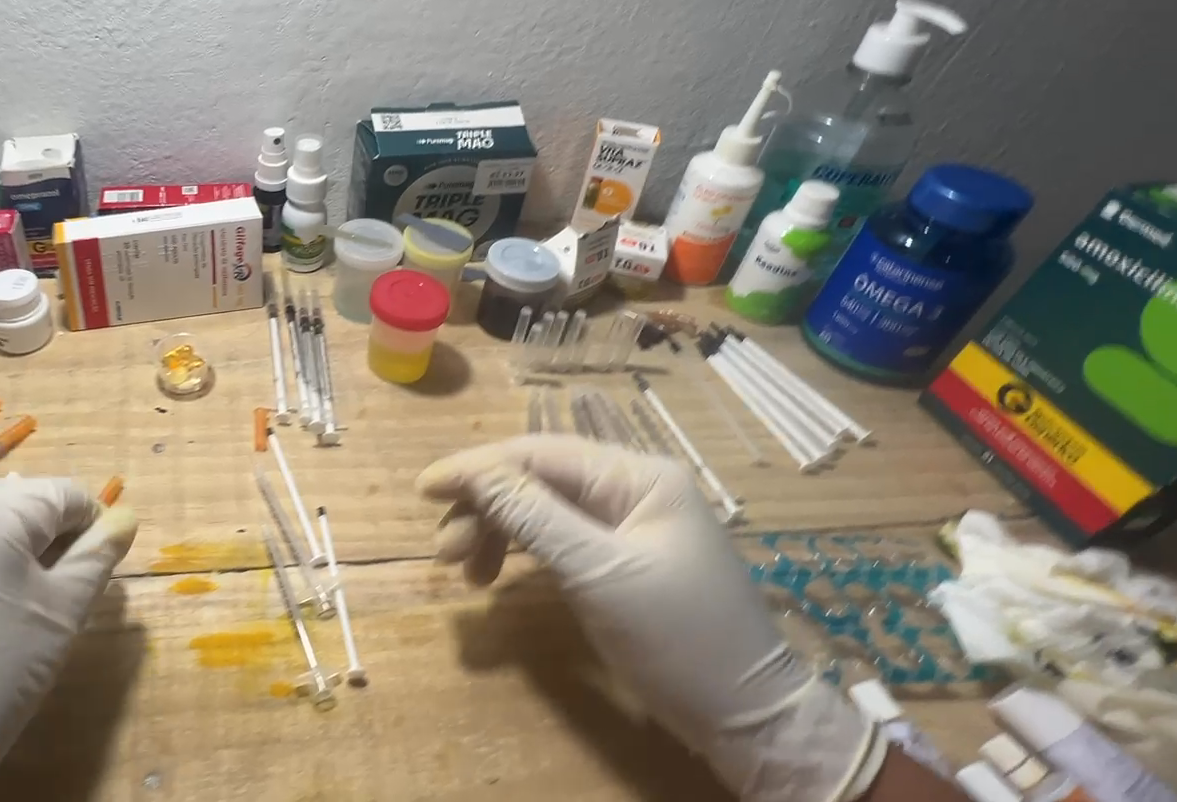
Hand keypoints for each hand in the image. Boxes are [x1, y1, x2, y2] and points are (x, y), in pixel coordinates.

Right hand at [418, 435, 881, 801]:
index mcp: (637, 475)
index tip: (424, 489)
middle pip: (535, 478)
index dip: (476, 468)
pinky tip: (495, 571)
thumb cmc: (679, 641)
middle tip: (444, 552)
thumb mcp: (599, 575)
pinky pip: (554, 535)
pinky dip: (519, 550)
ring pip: (539, 506)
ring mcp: (626, 520)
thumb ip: (531, 515)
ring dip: (495, 531)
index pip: (538, 454)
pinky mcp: (618, 554)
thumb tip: (469, 473)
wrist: (753, 723)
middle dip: (483, 508)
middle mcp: (630, 485)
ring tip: (464, 571)